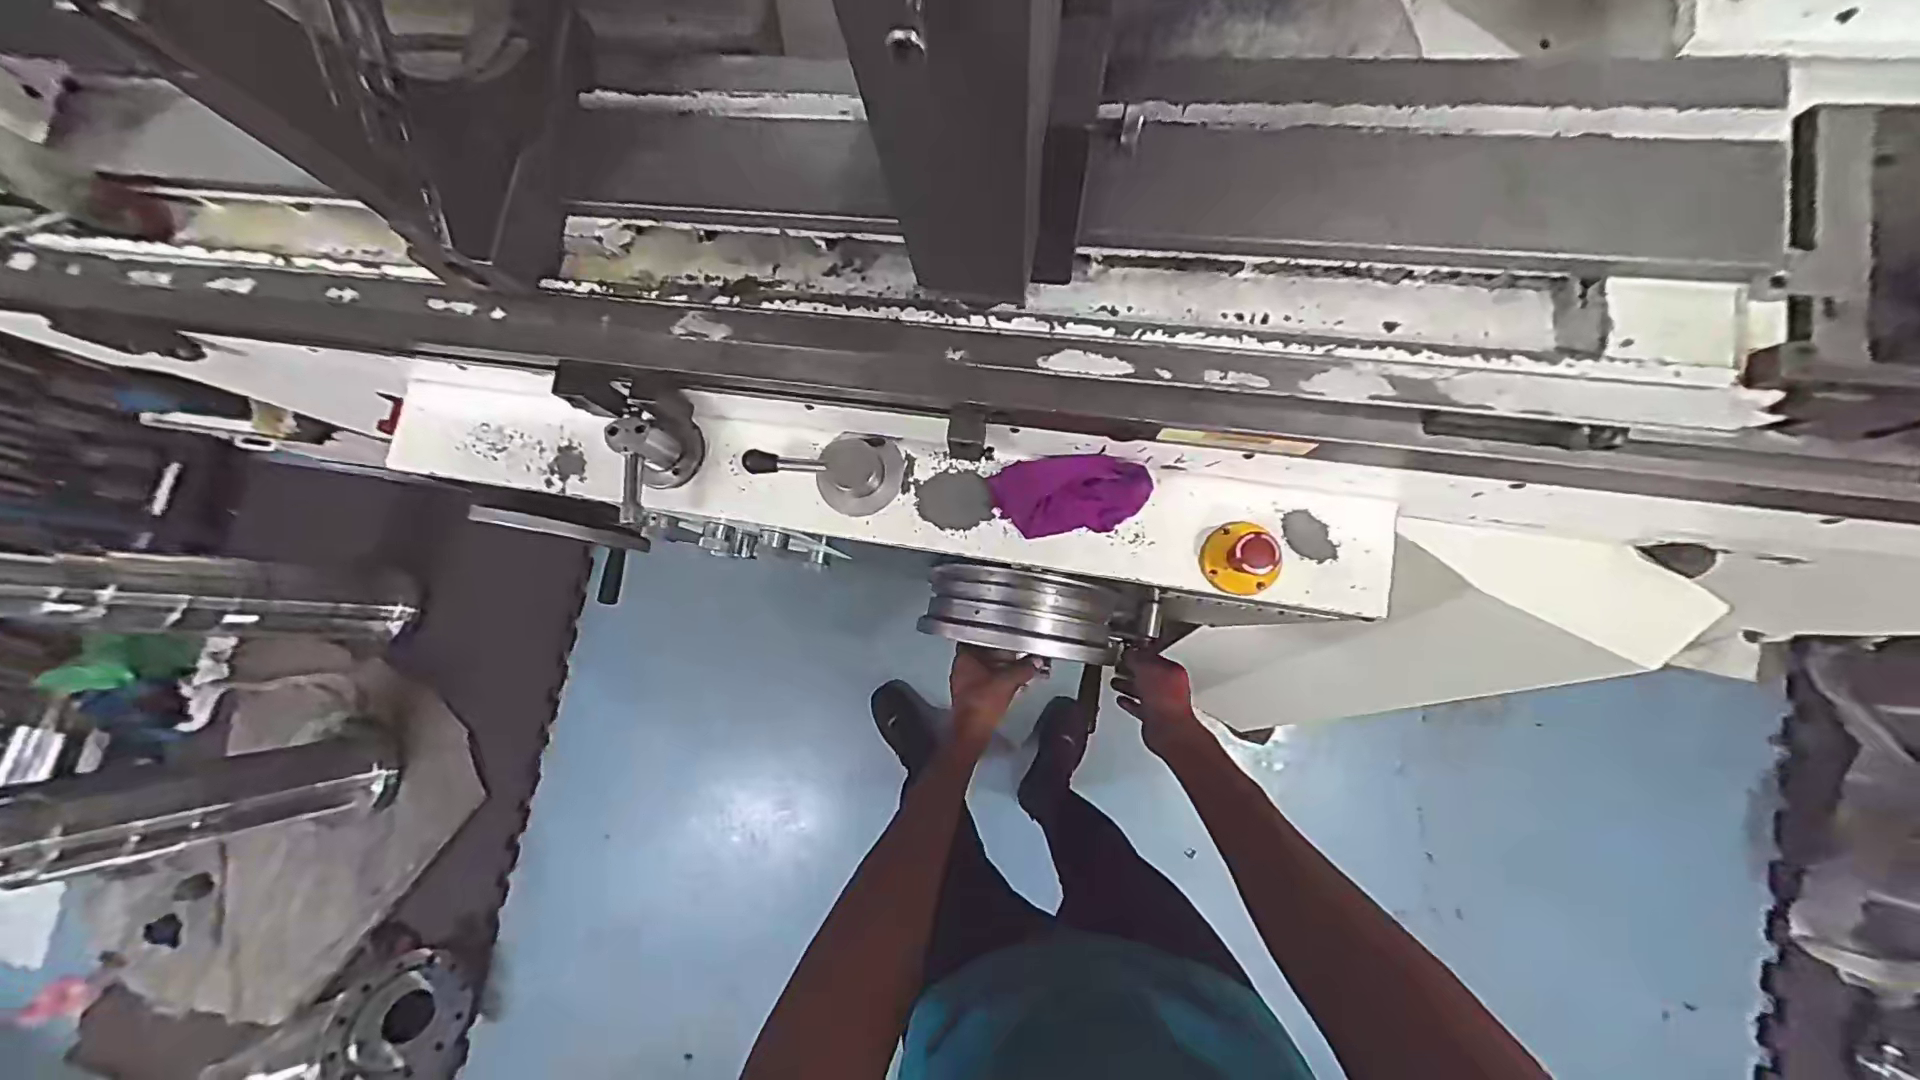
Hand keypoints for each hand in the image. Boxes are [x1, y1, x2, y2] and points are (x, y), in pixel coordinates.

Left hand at [949, 646, 1043, 744]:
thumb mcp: (1008, 680)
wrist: (973, 731)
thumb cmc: (985, 701)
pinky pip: (986, 681)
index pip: (979, 638)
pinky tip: (1014, 685)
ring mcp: (963, 682)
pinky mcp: (969, 696)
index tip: (1008, 639)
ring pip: (985, 669)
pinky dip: (998, 681)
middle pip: (984, 654)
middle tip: (1020, 656)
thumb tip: (1037, 662)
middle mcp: (960, 667)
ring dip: (1003, 669)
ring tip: (1021, 671)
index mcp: (964, 658)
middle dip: (1003, 655)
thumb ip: (1024, 669)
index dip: (995, 638)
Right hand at [1112, 648, 1206, 754]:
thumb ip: (1135, 658)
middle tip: (1120, 665)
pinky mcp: (1154, 717)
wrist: (1167, 730)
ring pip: (1142, 690)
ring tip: (1116, 682)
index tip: (1127, 652)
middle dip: (1132, 670)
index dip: (1139, 653)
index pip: (1153, 657)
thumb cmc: (1164, 700)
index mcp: (1172, 671)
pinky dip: (1130, 702)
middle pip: (1147, 674)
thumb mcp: (1144, 668)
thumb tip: (1129, 653)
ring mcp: (1162, 702)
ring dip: (1128, 685)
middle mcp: (1170, 686)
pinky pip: (1139, 706)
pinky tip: (1122, 700)